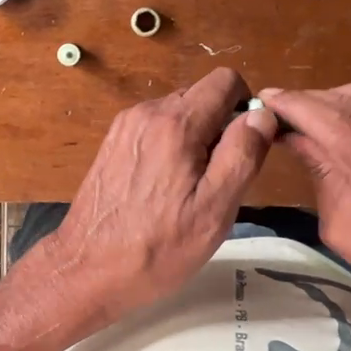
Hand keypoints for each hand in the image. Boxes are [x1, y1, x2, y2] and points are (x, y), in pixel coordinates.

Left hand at [29, 68, 276, 323]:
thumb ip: (242, 154)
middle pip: (201, 96)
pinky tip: (164, 188)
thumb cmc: (158, 247)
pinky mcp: (113, 142)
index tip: (244, 148)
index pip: (225, 80)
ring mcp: (125, 126)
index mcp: (175, 123)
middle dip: (219, 127)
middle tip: (216, 179)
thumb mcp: (215, 209)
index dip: (245, 108)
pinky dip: (170, 147)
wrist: (88, 269)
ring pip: (178, 113)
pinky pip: (155, 128)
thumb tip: (262, 113)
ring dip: (194, 139)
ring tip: (188, 189)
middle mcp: (146, 112)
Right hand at [263, 83, 350, 327]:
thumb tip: (288, 131)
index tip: (266, 98)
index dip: (297, 106)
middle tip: (277, 108)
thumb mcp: (344, 231)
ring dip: (331, 100)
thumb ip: (321, 173)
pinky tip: (338, 121)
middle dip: (309, 100)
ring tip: (304, 114)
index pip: (338, 125)